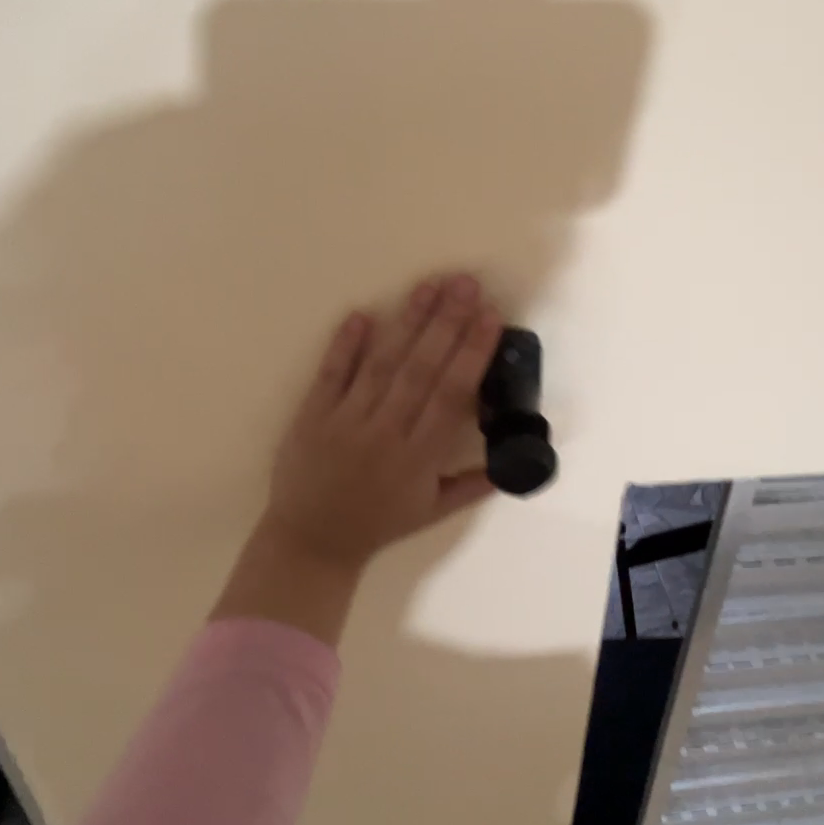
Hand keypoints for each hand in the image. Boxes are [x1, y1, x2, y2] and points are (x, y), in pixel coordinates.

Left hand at [263, 273, 503, 566]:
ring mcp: (345, 421)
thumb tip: (512, 461)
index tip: (491, 317)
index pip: (451, 396)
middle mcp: (385, 432)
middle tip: (466, 283)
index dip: (472, 354)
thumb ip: (473, 484)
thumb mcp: (432, 512)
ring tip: (429, 286)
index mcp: (419, 457)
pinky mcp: (312, 415)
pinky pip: (330, 375)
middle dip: (446, 323)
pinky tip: (361, 313)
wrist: (311, 541)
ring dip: (407, 322)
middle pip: (420, 370)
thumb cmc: (379, 523)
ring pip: (381, 364)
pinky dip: (344, 345)